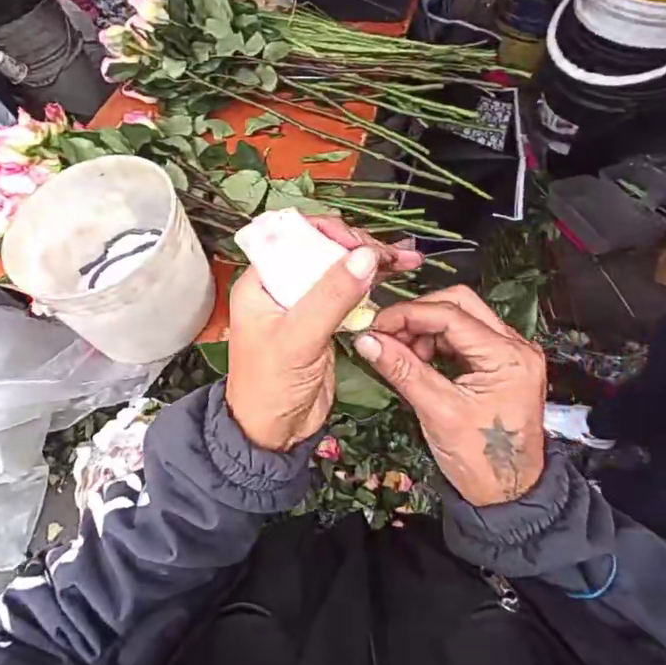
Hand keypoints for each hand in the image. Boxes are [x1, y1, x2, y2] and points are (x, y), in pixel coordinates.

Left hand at [225, 218, 422, 450]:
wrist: (274, 431)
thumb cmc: (268, 386)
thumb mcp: (298, 338)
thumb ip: (331, 297)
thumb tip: (364, 256)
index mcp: (260, 282)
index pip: (292, 237)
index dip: (327, 233)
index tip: (358, 243)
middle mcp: (281, 286)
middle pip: (322, 249)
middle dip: (357, 245)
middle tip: (389, 255)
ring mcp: (304, 303)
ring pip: (340, 268)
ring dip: (371, 261)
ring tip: (405, 259)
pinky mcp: (324, 320)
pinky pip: (350, 292)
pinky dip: (373, 284)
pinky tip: (396, 273)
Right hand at [349, 286, 547, 506]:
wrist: (507, 494)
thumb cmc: (480, 459)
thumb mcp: (436, 411)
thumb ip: (402, 370)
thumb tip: (367, 340)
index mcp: (508, 356)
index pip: (450, 314)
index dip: (408, 315)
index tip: (376, 325)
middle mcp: (515, 347)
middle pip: (459, 304)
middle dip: (418, 315)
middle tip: (388, 334)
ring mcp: (509, 354)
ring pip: (460, 317)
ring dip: (426, 329)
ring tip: (403, 354)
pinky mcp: (499, 364)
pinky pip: (463, 337)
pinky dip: (436, 342)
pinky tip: (419, 360)